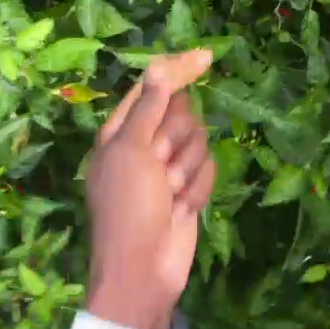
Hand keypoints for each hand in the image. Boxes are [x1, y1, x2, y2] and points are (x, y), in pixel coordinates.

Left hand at [83, 49, 216, 328]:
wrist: (144, 272)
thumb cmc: (127, 208)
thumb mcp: (130, 151)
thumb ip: (149, 106)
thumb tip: (162, 65)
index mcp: (121, 130)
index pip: (153, 85)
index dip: (178, 69)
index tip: (207, 56)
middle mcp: (144, 143)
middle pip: (181, 110)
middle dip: (176, 137)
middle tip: (160, 164)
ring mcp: (168, 166)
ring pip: (198, 138)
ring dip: (186, 167)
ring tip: (169, 193)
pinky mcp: (189, 186)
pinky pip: (208, 166)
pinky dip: (197, 187)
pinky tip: (182, 208)